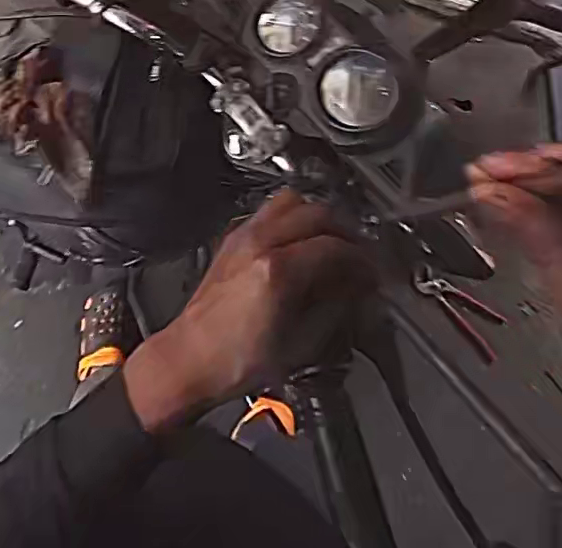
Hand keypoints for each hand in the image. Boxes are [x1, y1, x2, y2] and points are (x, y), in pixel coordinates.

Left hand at [122, 190, 374, 433]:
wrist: (189, 358)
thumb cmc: (236, 361)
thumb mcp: (299, 345)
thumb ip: (334, 308)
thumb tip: (356, 287)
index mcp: (278, 270)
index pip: (334, 247)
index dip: (361, 259)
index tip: (372, 273)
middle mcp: (259, 243)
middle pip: (317, 213)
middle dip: (346, 232)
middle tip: (359, 254)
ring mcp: (243, 235)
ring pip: (291, 201)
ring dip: (318, 216)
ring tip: (332, 240)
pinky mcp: (233, 238)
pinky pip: (270, 211)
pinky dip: (293, 217)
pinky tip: (301, 241)